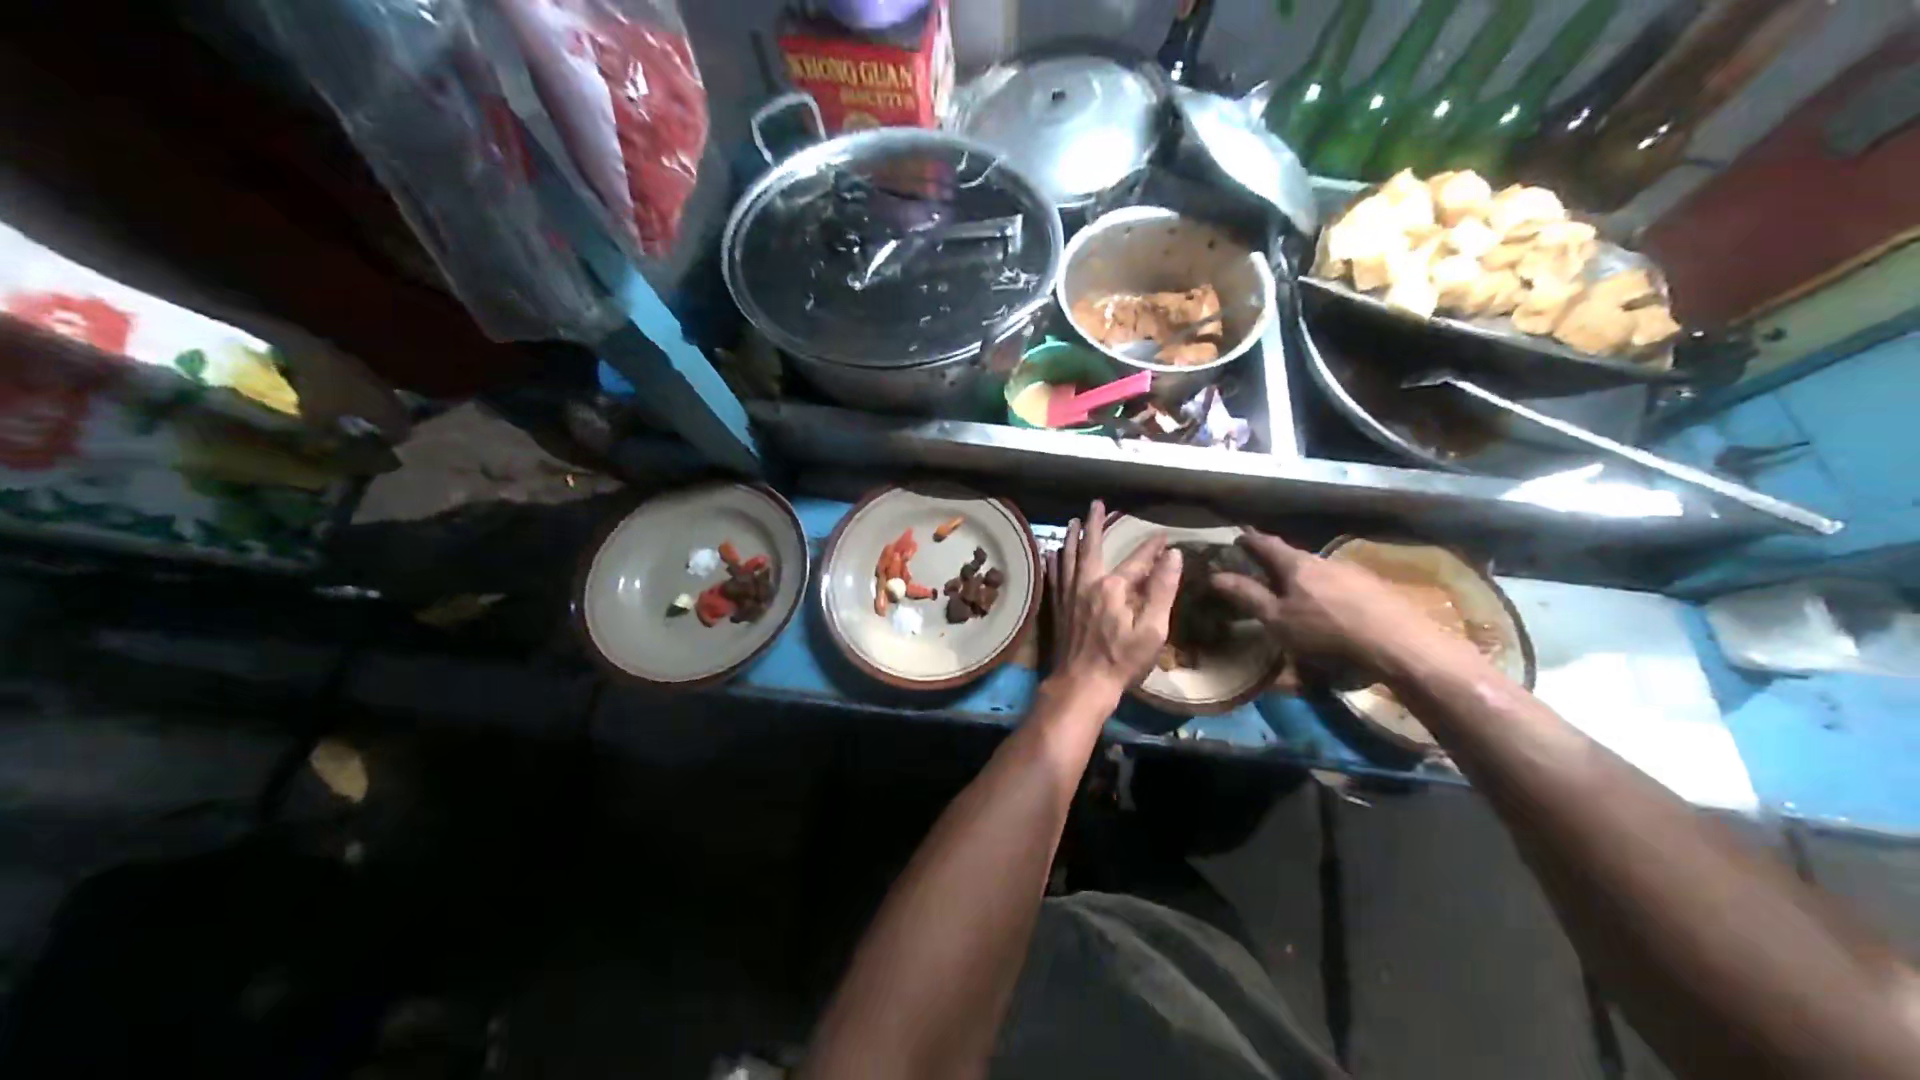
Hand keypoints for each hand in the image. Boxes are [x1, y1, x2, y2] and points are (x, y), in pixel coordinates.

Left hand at [1045, 500, 1182, 697]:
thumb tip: (1173, 556)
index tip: (1164, 536)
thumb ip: (1162, 590)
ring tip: (1072, 522)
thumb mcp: (1152, 629)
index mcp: (1113, 587)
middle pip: (1091, 546)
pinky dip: (1055, 561)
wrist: (1082, 684)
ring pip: (1068, 557)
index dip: (1152, 547)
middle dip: (1095, 523)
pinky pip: (1055, 576)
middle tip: (1096, 504)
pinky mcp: (1058, 608)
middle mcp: (1087, 583)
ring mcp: (1069, 595)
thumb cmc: (1122, 661)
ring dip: (1072, 537)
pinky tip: (1053, 555)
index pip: (1138, 559)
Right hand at [1209, 530, 1486, 681]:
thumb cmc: (1326, 631)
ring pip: (1318, 570)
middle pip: (1293, 556)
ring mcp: (1352, 572)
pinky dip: (1326, 590)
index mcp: (1295, 564)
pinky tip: (1329, 607)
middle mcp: (1323, 560)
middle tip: (1260, 568)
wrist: (1398, 643)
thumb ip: (1247, 596)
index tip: (1236, 537)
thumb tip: (1214, 575)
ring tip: (1294, 591)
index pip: (1265, 543)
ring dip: (1303, 577)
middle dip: (1275, 561)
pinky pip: (1339, 583)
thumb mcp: (1277, 619)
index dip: (1249, 539)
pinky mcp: (1373, 588)